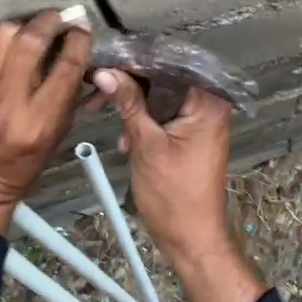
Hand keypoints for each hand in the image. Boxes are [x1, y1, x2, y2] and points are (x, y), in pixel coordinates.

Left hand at [0, 10, 88, 232]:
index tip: (82, 30)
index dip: (78, 40)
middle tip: (60, 18)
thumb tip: (77, 50)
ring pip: (3, 33)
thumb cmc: (21, 164)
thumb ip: (69, 92)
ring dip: (24, 23)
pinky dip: (1, 31)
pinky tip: (12, 35)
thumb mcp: (58, 134)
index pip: (65, 66)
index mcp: (38, 122)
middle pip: (31, 41)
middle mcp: (7, 102)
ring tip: (34, 26)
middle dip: (51, 21)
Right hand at [95, 71, 267, 301]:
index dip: (132, 62)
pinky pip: (164, 112)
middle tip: (93, 91)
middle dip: (127, 84)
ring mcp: (201, 116)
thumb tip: (104, 71)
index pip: (166, 63)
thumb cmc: (173, 194)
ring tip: (99, 111)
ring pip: (159, 95)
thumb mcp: (146, 144)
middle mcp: (209, 101)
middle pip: (162, 77)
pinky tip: (124, 139)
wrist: (192, 240)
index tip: (100, 63)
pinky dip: (142, 120)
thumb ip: (128, 103)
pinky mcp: (191, 131)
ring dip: (131, 104)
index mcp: (207, 99)